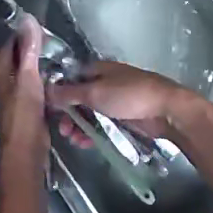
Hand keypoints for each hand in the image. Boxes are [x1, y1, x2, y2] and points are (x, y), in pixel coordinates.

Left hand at [0, 15, 48, 178]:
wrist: (26, 151)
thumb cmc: (24, 114)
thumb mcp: (28, 79)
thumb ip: (29, 51)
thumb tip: (28, 19)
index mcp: (1, 75)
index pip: (9, 47)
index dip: (23, 36)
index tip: (41, 29)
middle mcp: (6, 85)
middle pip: (20, 62)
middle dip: (35, 52)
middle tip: (56, 44)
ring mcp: (18, 99)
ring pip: (30, 78)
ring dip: (43, 70)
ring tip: (62, 61)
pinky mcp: (30, 112)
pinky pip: (39, 92)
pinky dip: (48, 86)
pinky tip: (62, 84)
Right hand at [47, 61, 194, 144]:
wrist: (166, 110)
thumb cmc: (129, 95)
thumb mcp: (95, 92)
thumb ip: (69, 93)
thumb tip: (46, 90)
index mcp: (98, 69)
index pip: (70, 78)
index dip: (58, 93)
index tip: (48, 109)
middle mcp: (105, 82)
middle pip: (78, 98)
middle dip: (68, 114)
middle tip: (63, 130)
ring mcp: (115, 100)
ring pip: (89, 113)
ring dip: (79, 125)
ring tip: (73, 138)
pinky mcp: (123, 117)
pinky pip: (102, 123)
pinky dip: (92, 131)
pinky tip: (85, 142)